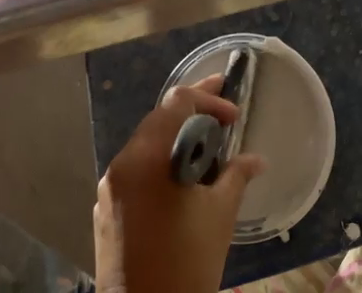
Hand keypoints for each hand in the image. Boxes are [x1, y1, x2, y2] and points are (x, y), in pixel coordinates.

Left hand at [94, 74, 266, 292]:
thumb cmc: (186, 262)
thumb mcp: (220, 215)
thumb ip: (236, 177)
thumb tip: (256, 159)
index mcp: (147, 158)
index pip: (176, 103)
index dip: (209, 98)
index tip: (235, 116)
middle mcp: (122, 165)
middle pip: (158, 120)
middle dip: (192, 113)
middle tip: (224, 117)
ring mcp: (110, 189)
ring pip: (145, 145)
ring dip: (176, 140)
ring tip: (208, 150)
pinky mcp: (106, 211)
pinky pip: (135, 172)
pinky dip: (159, 165)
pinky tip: (181, 182)